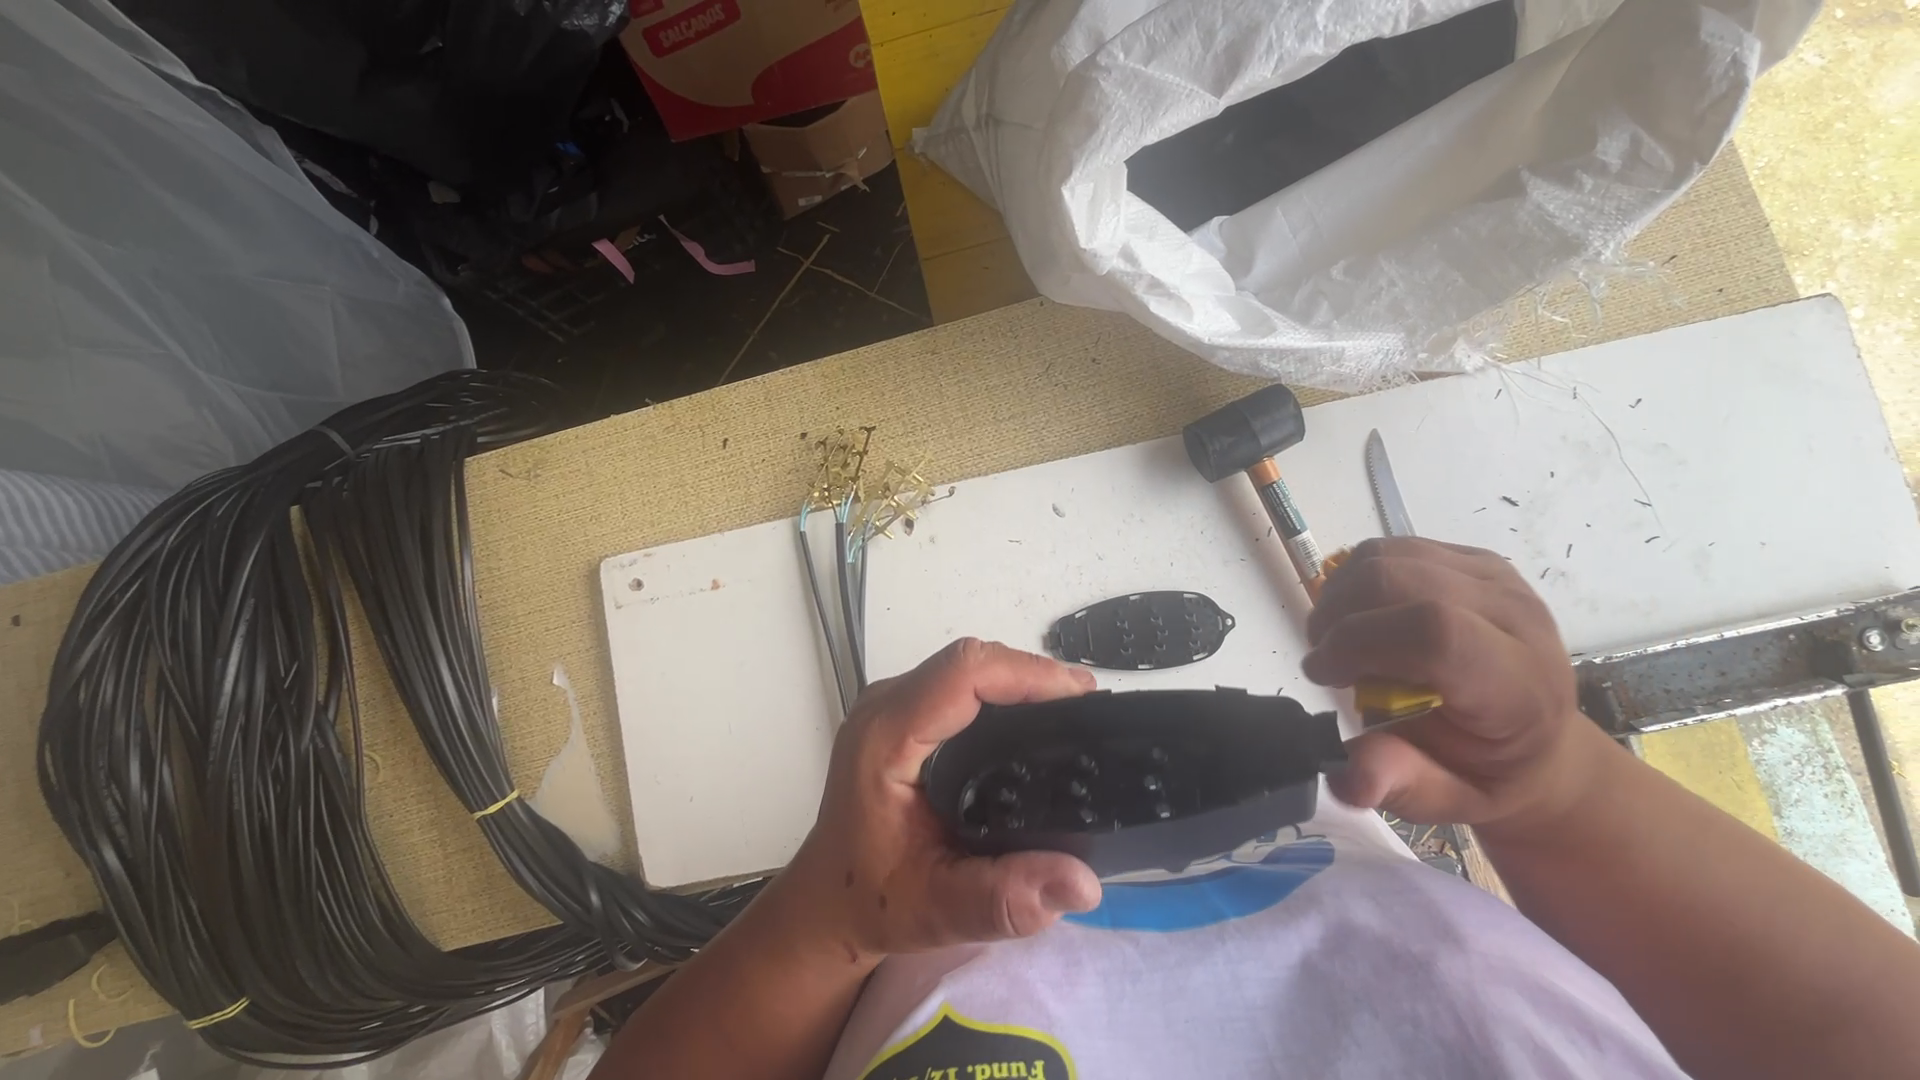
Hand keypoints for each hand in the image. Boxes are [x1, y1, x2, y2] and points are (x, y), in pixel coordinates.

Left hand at [779, 639, 1102, 963]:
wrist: (828, 901)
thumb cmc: (872, 901)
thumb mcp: (938, 910)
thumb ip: (1005, 900)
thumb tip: (1082, 882)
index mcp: (884, 741)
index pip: (961, 675)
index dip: (1026, 674)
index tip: (1079, 697)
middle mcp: (882, 709)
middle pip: (967, 662)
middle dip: (1032, 676)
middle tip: (1086, 709)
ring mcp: (888, 707)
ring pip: (963, 667)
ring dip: (1018, 680)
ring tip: (1069, 711)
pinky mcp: (899, 714)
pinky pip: (955, 682)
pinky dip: (999, 692)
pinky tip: (1031, 720)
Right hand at [1301, 537, 1616, 835]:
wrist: (1541, 740)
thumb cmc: (1487, 772)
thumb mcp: (1452, 799)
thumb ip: (1402, 784)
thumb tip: (1348, 777)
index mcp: (1517, 686)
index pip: (1436, 632)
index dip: (1359, 643)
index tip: (1324, 675)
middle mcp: (1516, 618)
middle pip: (1396, 580)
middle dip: (1336, 617)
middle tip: (1326, 660)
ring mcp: (1496, 580)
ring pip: (1385, 556)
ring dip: (1340, 596)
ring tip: (1340, 639)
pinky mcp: (1475, 560)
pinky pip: (1392, 548)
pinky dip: (1356, 579)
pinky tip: (1363, 617)